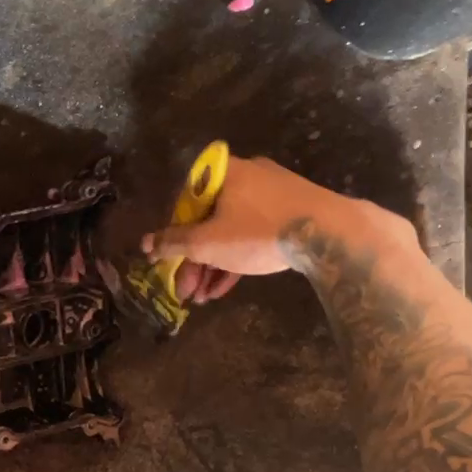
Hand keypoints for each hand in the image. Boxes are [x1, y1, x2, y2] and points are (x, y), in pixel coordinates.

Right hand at [141, 155, 377, 300]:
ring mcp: (271, 194)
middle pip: (206, 221)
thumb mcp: (205, 243)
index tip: (168, 259)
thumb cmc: (257, 232)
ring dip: (210, 266)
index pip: (185, 200)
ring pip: (228, 232)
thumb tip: (145, 244)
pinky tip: (221, 290)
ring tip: (200, 297)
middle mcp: (247, 177)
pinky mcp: (288, 212)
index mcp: (225, 174)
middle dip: (192, 260)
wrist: (327, 234)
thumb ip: (172, 243)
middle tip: (183, 290)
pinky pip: (250, 234)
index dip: (171, 233)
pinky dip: (234, 259)